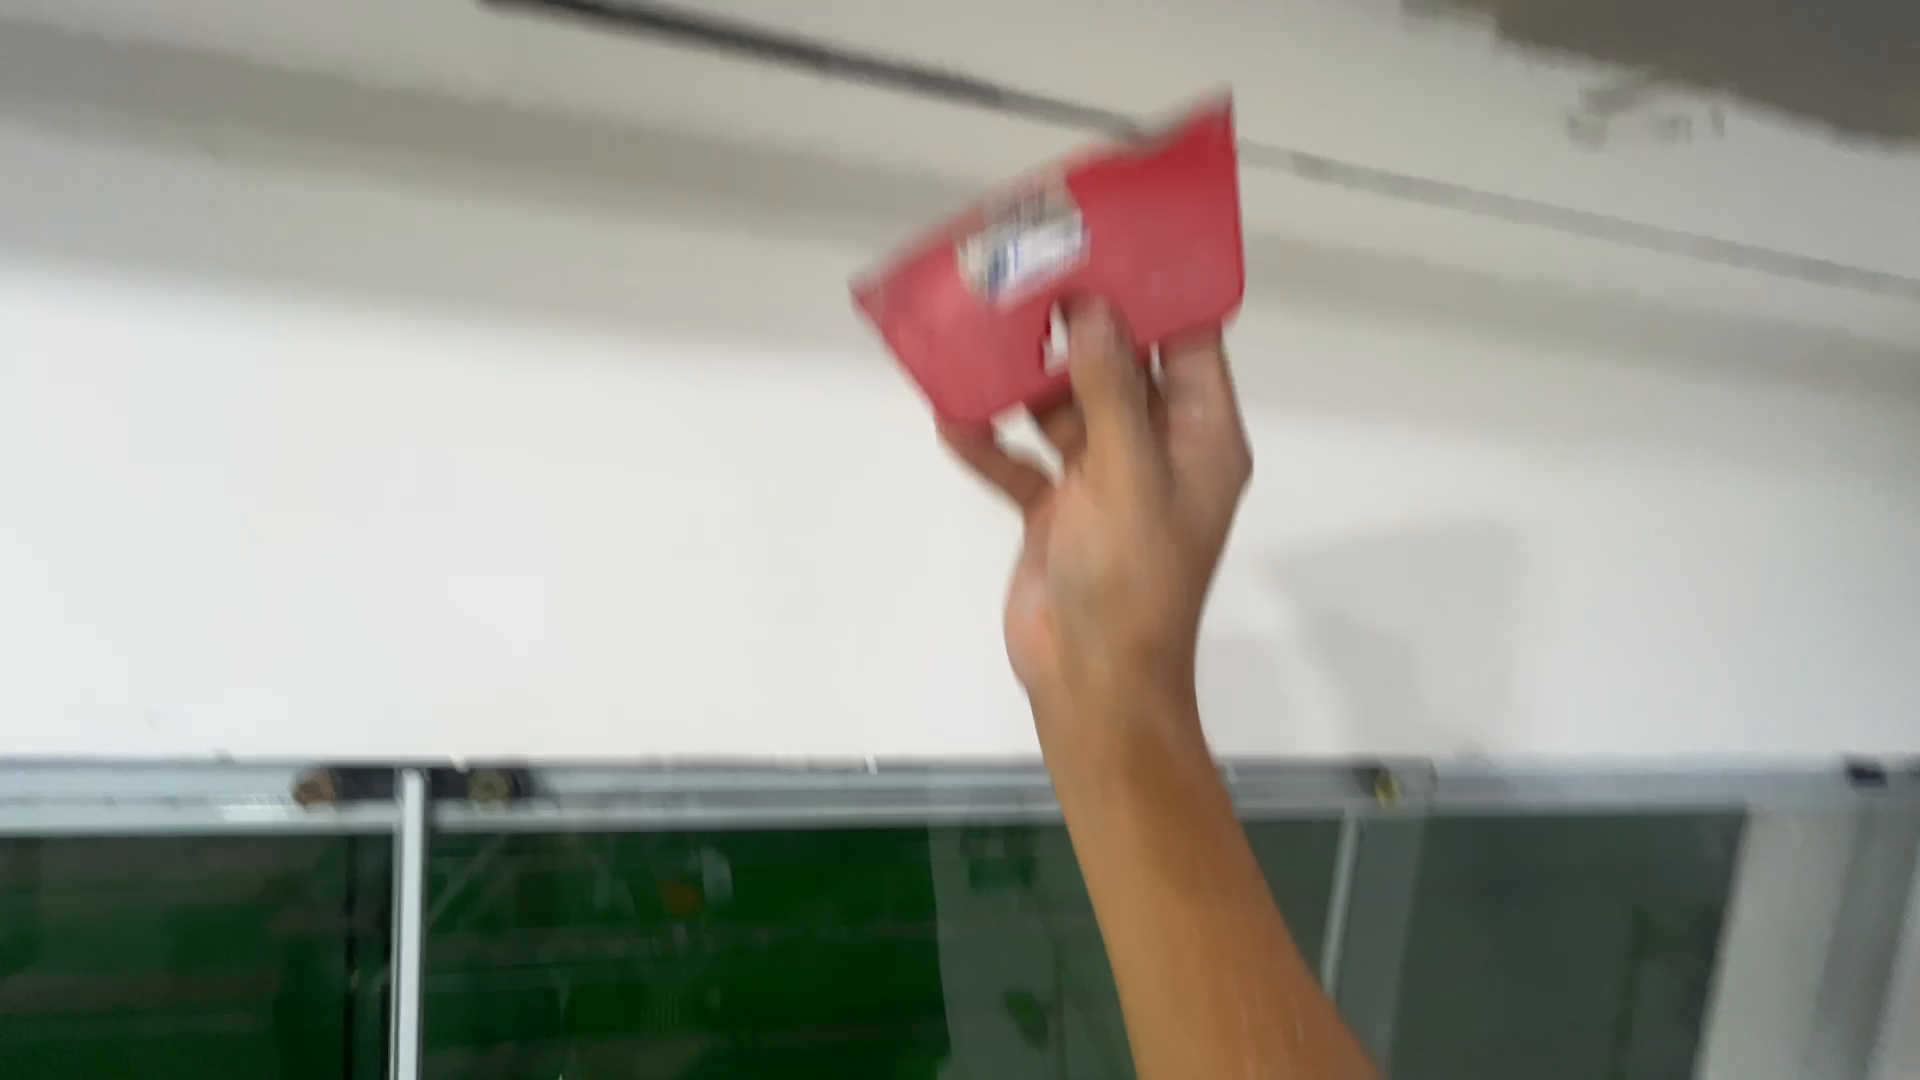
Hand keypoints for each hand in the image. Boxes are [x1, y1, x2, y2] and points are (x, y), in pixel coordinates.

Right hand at [941, 300, 1252, 739]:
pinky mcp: (1054, 507)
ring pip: (1060, 411)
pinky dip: (989, 445)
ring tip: (975, 342)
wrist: (1089, 679)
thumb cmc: (1130, 582)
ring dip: (1021, 388)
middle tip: (1024, 280)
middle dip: (1072, 332)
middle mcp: (1152, 449)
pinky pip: (1019, 462)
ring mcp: (1100, 479)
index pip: (1187, 344)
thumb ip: (1110, 394)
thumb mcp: (1129, 480)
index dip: (1153, 293)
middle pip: (1115, 370)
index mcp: (1196, 437)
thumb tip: (1093, 309)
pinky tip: (952, 422)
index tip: (1107, 244)